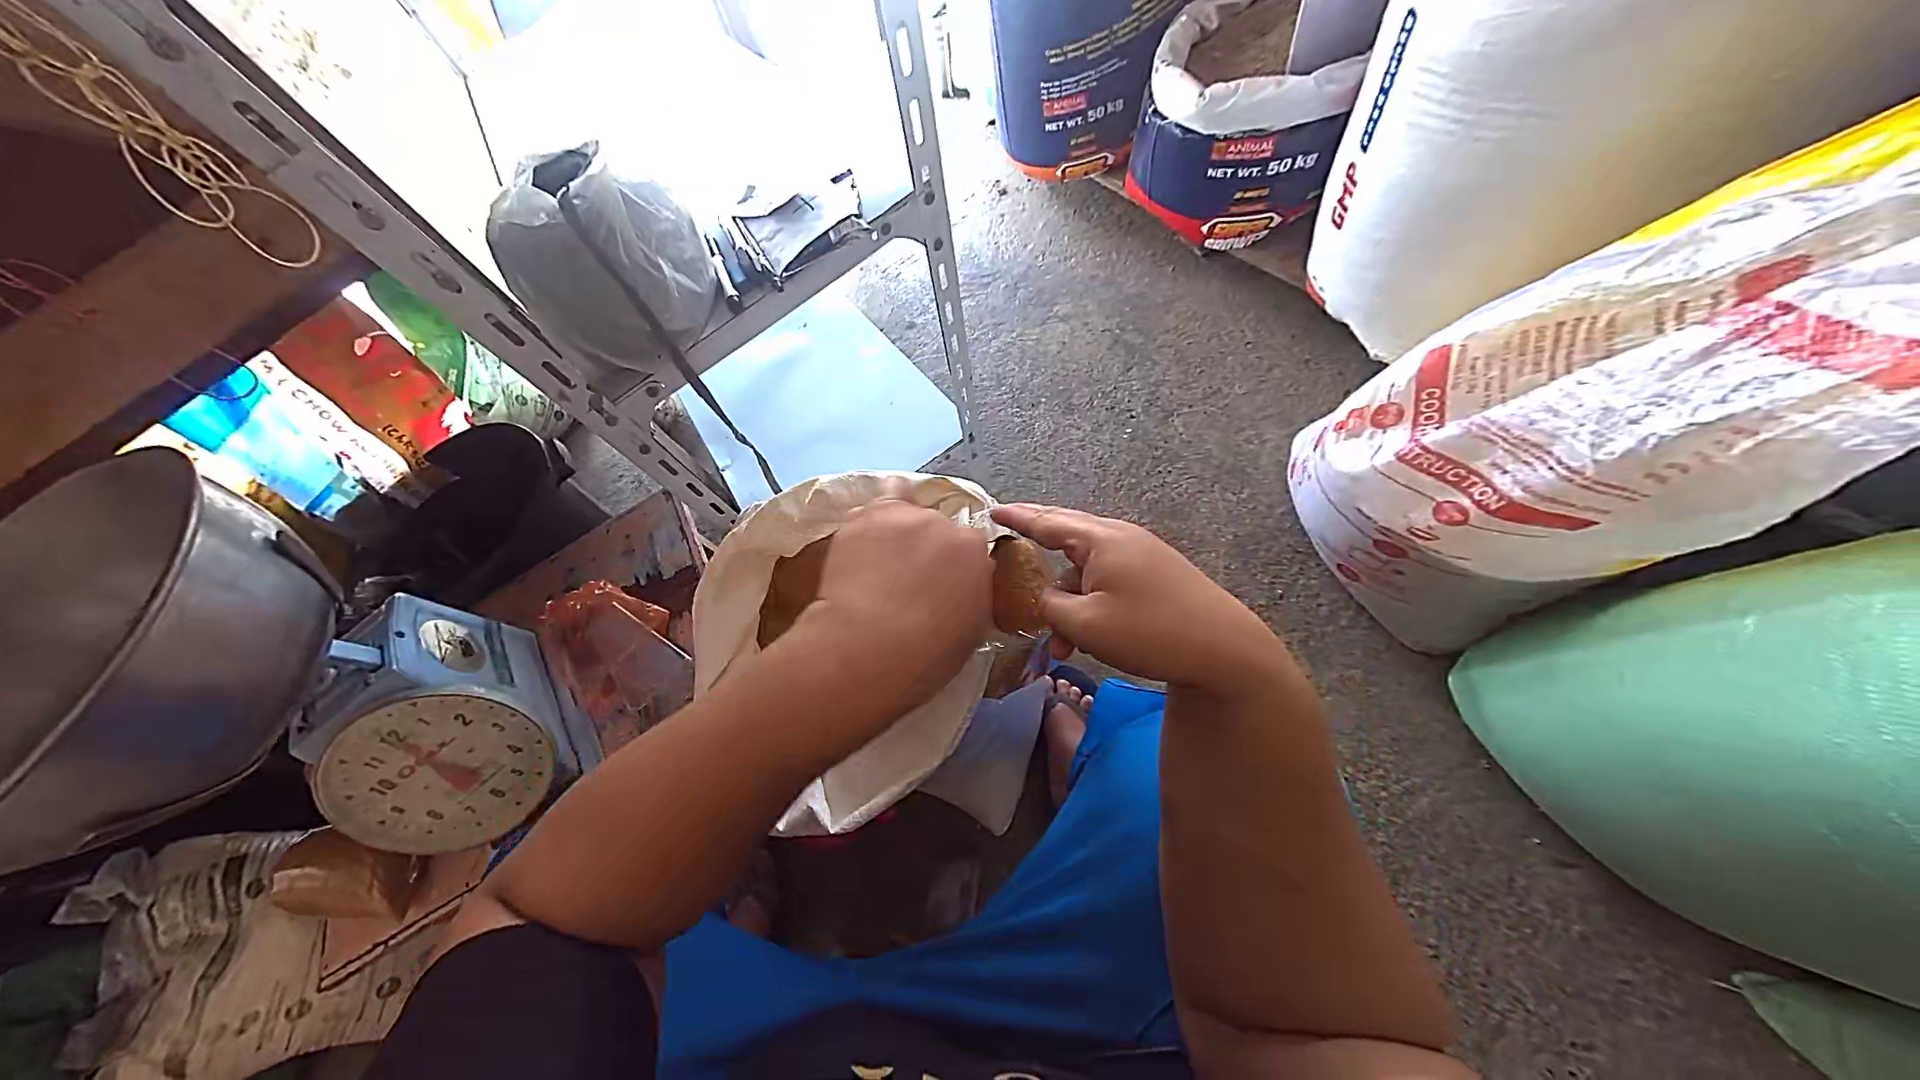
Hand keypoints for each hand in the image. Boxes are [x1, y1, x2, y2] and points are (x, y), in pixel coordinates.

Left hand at [791, 497, 992, 714]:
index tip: (940, 584)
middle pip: (938, 528)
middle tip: (908, 579)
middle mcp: (945, 525)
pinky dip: (874, 517)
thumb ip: (974, 594)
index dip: (953, 566)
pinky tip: (866, 537)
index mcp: (975, 552)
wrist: (873, 644)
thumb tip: (964, 587)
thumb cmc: (927, 652)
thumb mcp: (971, 628)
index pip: (969, 548)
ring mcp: (906, 517)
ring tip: (881, 563)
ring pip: (906, 514)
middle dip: (927, 549)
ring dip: (900, 532)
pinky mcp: (869, 516)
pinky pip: (876, 505)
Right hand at [990, 504, 1283, 694]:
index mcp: (1100, 539)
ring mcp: (1140, 556)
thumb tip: (1044, 596)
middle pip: (1065, 537)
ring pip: (1085, 568)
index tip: (991, 511)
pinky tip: (1083, 638)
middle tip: (1008, 554)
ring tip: (1057, 642)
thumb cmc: (1150, 632)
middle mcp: (1119, 538)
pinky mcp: (1153, 576)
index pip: (1046, 521)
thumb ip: (1050, 606)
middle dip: (1035, 553)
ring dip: (1065, 599)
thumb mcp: (1085, 624)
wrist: (1224, 650)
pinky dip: (1088, 603)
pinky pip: (1106, 580)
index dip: (1015, 517)